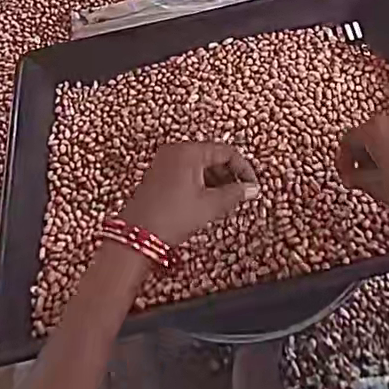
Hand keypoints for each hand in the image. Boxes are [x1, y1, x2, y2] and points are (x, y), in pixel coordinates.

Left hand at [119, 142, 258, 247]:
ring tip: (226, 200)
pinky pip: (187, 172)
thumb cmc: (169, 218)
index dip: (243, 168)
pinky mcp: (159, 175)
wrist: (136, 237)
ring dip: (216, 180)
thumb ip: (234, 194)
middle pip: (212, 156)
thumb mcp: (209, 205)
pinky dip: (201, 183)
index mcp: (189, 151)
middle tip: (242, 193)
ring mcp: (165, 162)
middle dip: (230, 174)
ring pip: (200, 165)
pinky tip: (208, 200)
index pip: (226, 151)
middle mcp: (175, 151)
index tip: (252, 185)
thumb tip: (251, 189)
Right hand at [338, 109, 388, 254]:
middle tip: (362, 176)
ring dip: (385, 152)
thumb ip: (356, 176)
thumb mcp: (375, 188)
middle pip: (370, 133)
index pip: (348, 139)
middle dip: (364, 154)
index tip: (346, 173)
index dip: (343, 160)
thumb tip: (353, 175)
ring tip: (388, 177)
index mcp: (376, 129)